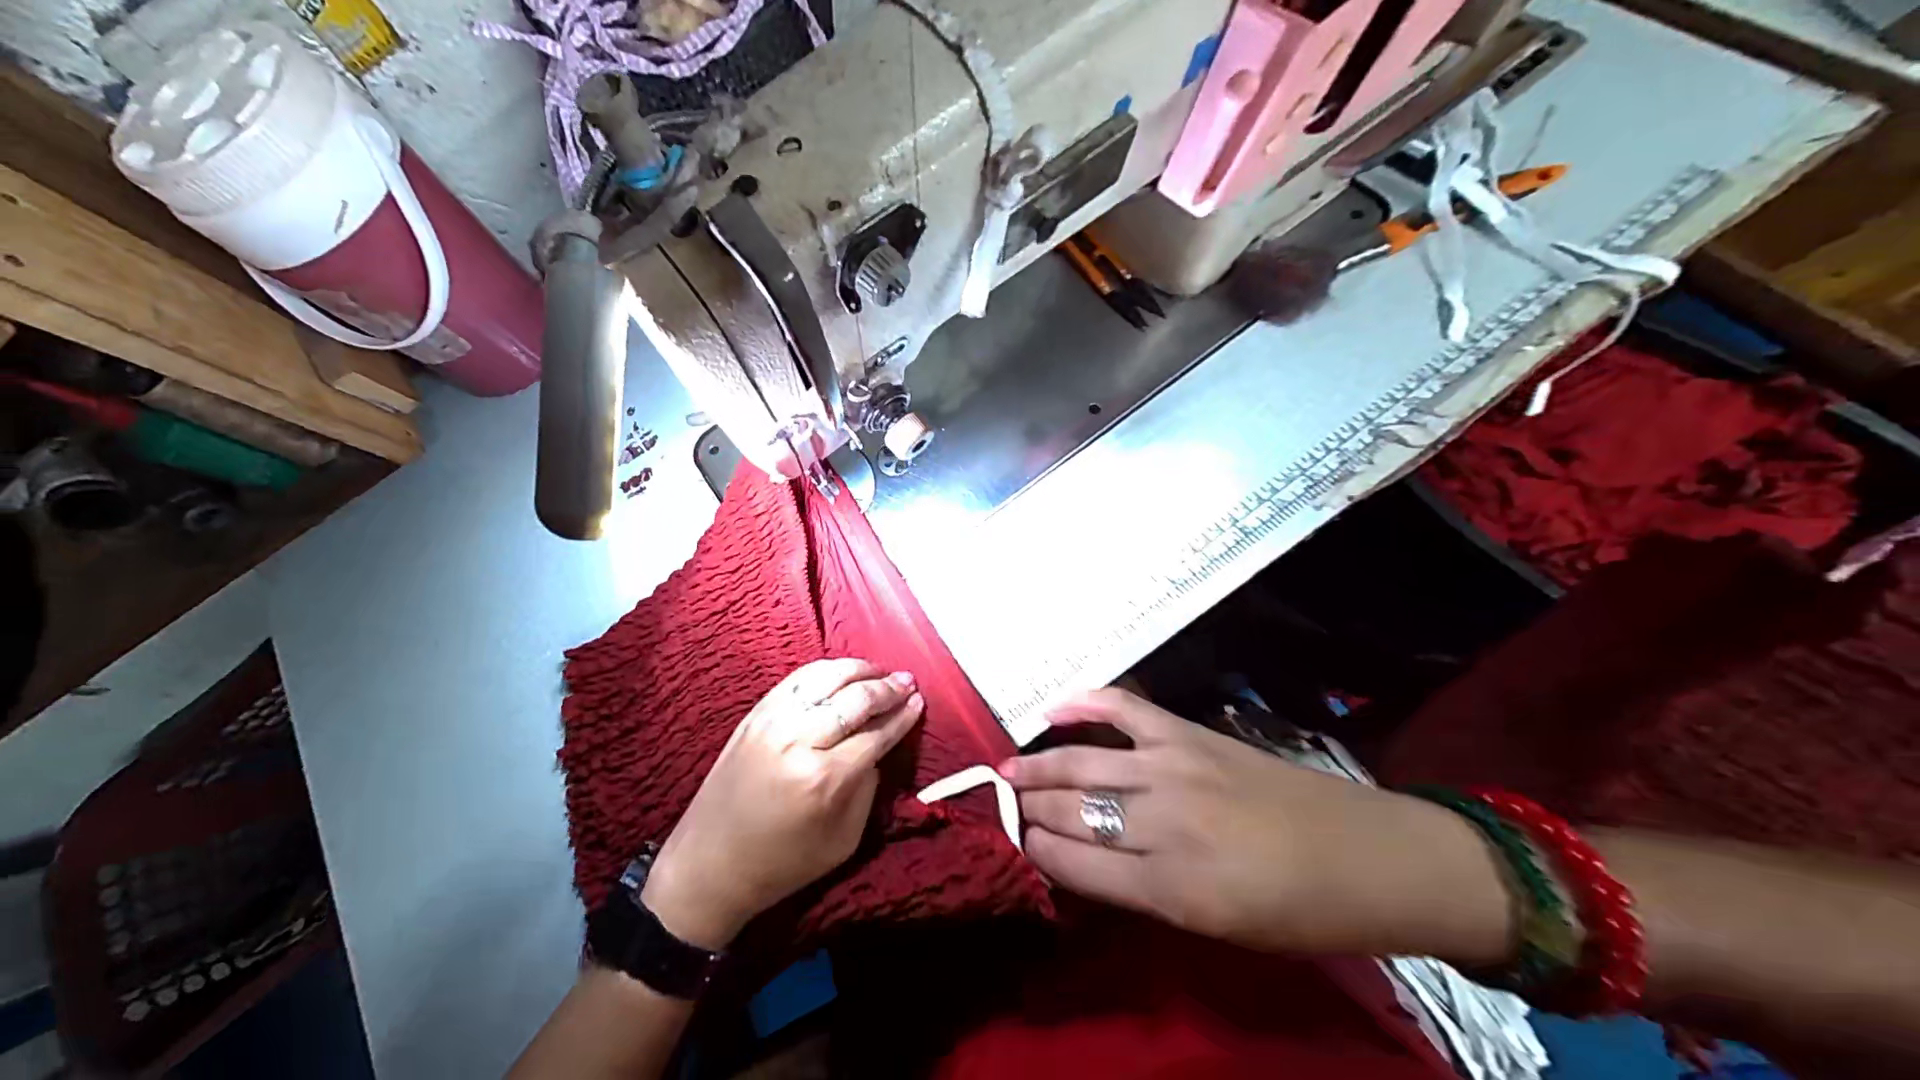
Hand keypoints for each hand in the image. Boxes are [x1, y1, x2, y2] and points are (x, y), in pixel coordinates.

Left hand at [640, 659, 924, 949]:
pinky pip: (796, 680)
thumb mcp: (843, 842)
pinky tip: (841, 673)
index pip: (876, 733)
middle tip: (908, 682)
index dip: (903, 715)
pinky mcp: (754, 716)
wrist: (709, 865)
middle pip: (855, 698)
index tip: (920, 701)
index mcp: (824, 779)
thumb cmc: (782, 864)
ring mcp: (772, 723)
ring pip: (825, 677)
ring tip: (879, 671)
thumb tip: (879, 748)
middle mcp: (799, 741)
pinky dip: (824, 670)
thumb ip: (867, 789)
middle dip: (888, 687)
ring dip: (859, 669)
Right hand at [1001, 688, 1517, 962]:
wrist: (1374, 856)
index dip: (1034, 852)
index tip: (1012, 844)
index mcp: (1170, 887)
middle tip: (997, 805)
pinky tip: (1055, 709)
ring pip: (1081, 763)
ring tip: (1004, 770)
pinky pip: (1124, 710)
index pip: (1073, 863)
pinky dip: (1086, 704)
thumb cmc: (1298, 911)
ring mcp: (1174, 768)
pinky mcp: (1191, 734)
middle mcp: (1162, 821)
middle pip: (1070, 810)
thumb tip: (1080, 860)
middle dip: (1025, 809)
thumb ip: (1142, 890)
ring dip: (1036, 766)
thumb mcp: (1212, 926)